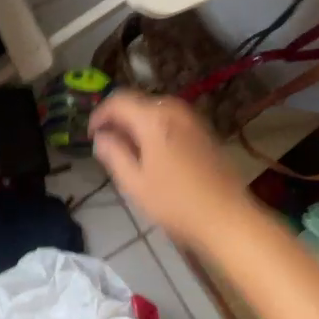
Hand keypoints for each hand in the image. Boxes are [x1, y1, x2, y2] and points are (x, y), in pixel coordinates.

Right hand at [91, 90, 250, 248]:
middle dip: (119, 118)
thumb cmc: (176, 203)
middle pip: (138, 102)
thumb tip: (100, 137)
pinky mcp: (204, 130)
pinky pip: (171, 118)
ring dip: (138, 123)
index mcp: (153, 118)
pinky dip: (156, 127)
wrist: (227, 217)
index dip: (99, 114)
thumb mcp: (134, 183)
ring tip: (129, 149)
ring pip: (155, 109)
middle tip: (108, 143)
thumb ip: (113, 153)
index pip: (117, 101)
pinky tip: (154, 152)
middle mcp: (173, 109)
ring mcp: (192, 118)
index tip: (91, 134)